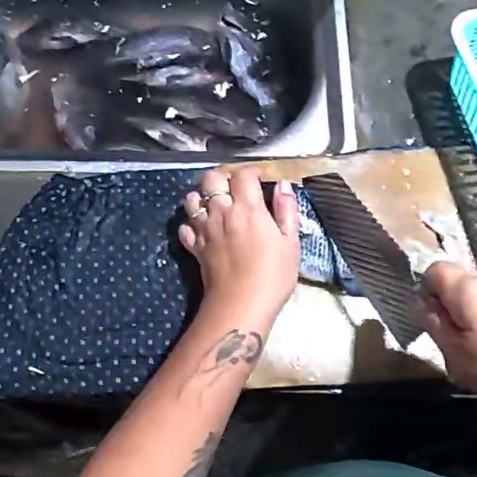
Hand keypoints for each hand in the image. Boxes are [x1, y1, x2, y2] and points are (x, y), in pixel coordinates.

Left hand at [179, 167, 300, 325]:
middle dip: (223, 177)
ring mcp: (204, 229)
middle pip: (212, 179)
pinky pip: (185, 226)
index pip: (243, 174)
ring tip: (216, 204)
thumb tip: (282, 185)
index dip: (251, 171)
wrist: (240, 305)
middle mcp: (221, 212)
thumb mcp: (291, 242)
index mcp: (247, 208)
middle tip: (236, 187)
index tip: (260, 179)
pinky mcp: (194, 247)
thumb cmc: (273, 275)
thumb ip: (286, 210)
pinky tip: (203, 228)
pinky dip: (191, 223)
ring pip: (193, 199)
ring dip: (203, 196)